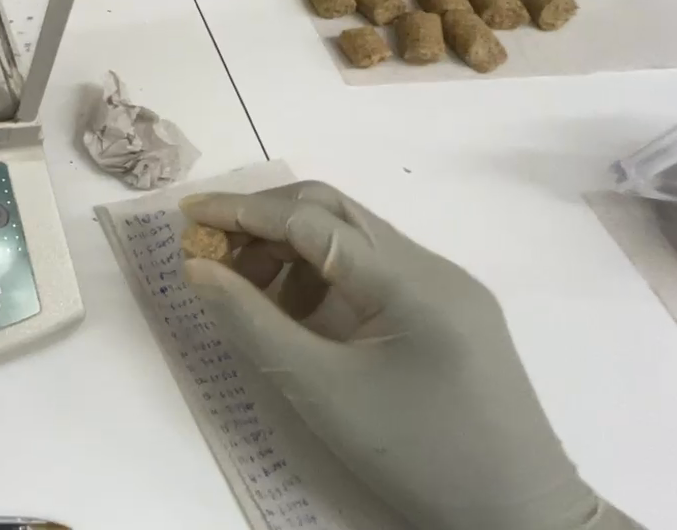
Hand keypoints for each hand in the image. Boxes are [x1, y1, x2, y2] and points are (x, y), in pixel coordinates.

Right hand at [182, 182, 638, 529]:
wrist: (522, 524)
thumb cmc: (414, 453)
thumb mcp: (316, 386)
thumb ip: (248, 317)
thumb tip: (194, 265)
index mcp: (412, 284)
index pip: (308, 219)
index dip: (240, 211)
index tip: (185, 214)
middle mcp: (433, 269)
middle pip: (329, 210)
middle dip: (261, 219)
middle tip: (212, 245)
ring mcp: (444, 288)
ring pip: (345, 233)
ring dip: (285, 245)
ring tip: (248, 285)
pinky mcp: (444, 309)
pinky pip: (365, 264)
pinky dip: (315, 269)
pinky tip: (295, 307)